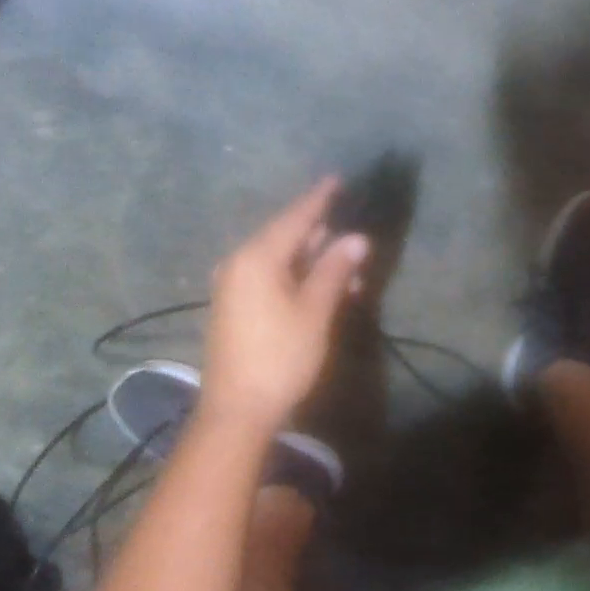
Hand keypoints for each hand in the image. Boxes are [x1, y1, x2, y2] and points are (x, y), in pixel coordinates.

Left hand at [201, 179, 368, 431]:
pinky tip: (320, 288)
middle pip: (284, 237)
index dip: (318, 200)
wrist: (237, 410)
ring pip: (279, 260)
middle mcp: (239, 264)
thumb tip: (356, 238)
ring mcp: (233, 287)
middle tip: (352, 232)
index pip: (294, 218)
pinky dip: (296, 277)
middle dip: (320, 235)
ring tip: (347, 267)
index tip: (337, 179)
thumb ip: (333, 270)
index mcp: (257, 258)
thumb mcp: (314, 313)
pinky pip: (269, 278)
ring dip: (312, 261)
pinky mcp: (235, 308)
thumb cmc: (280, 357)